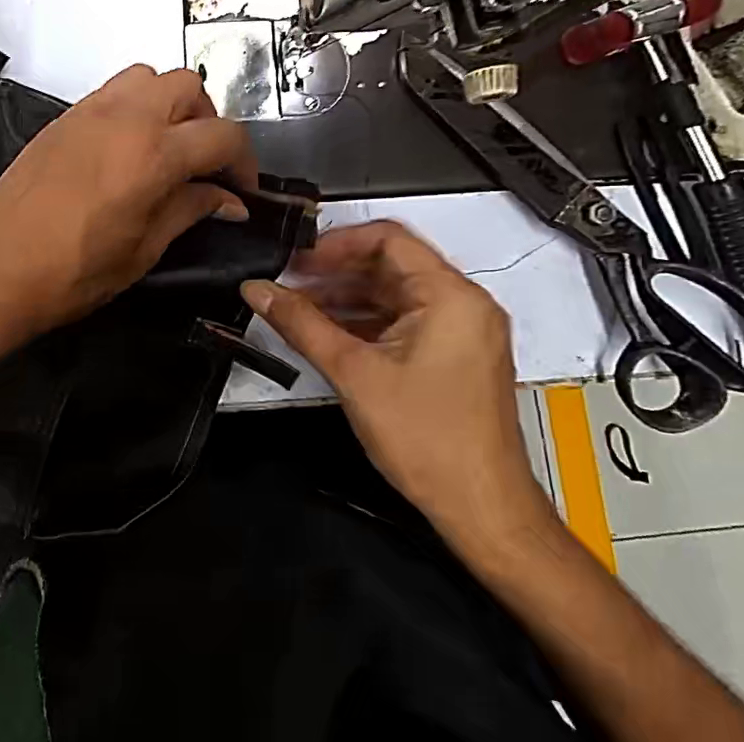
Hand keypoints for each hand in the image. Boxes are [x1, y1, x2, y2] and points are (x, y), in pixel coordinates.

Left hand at [0, 64, 256, 340]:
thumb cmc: (68, 271)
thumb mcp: (145, 249)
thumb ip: (191, 211)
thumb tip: (224, 200)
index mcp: (152, 154)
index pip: (223, 135)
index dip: (243, 162)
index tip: (241, 187)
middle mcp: (124, 119)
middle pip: (189, 87)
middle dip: (209, 121)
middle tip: (206, 163)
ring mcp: (89, 112)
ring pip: (149, 77)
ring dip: (171, 103)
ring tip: (169, 146)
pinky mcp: (64, 119)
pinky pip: (113, 91)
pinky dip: (135, 106)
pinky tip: (130, 147)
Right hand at [240, 221, 553, 539]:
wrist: (479, 506)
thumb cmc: (438, 446)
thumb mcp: (353, 373)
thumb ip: (301, 324)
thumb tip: (264, 292)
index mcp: (451, 297)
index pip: (388, 238)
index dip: (337, 244)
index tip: (302, 258)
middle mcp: (464, 306)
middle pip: (390, 265)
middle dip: (336, 272)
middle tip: (293, 281)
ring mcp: (462, 331)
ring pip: (395, 294)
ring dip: (348, 298)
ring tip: (302, 308)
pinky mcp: (454, 354)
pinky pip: (404, 320)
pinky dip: (367, 321)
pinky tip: (331, 333)